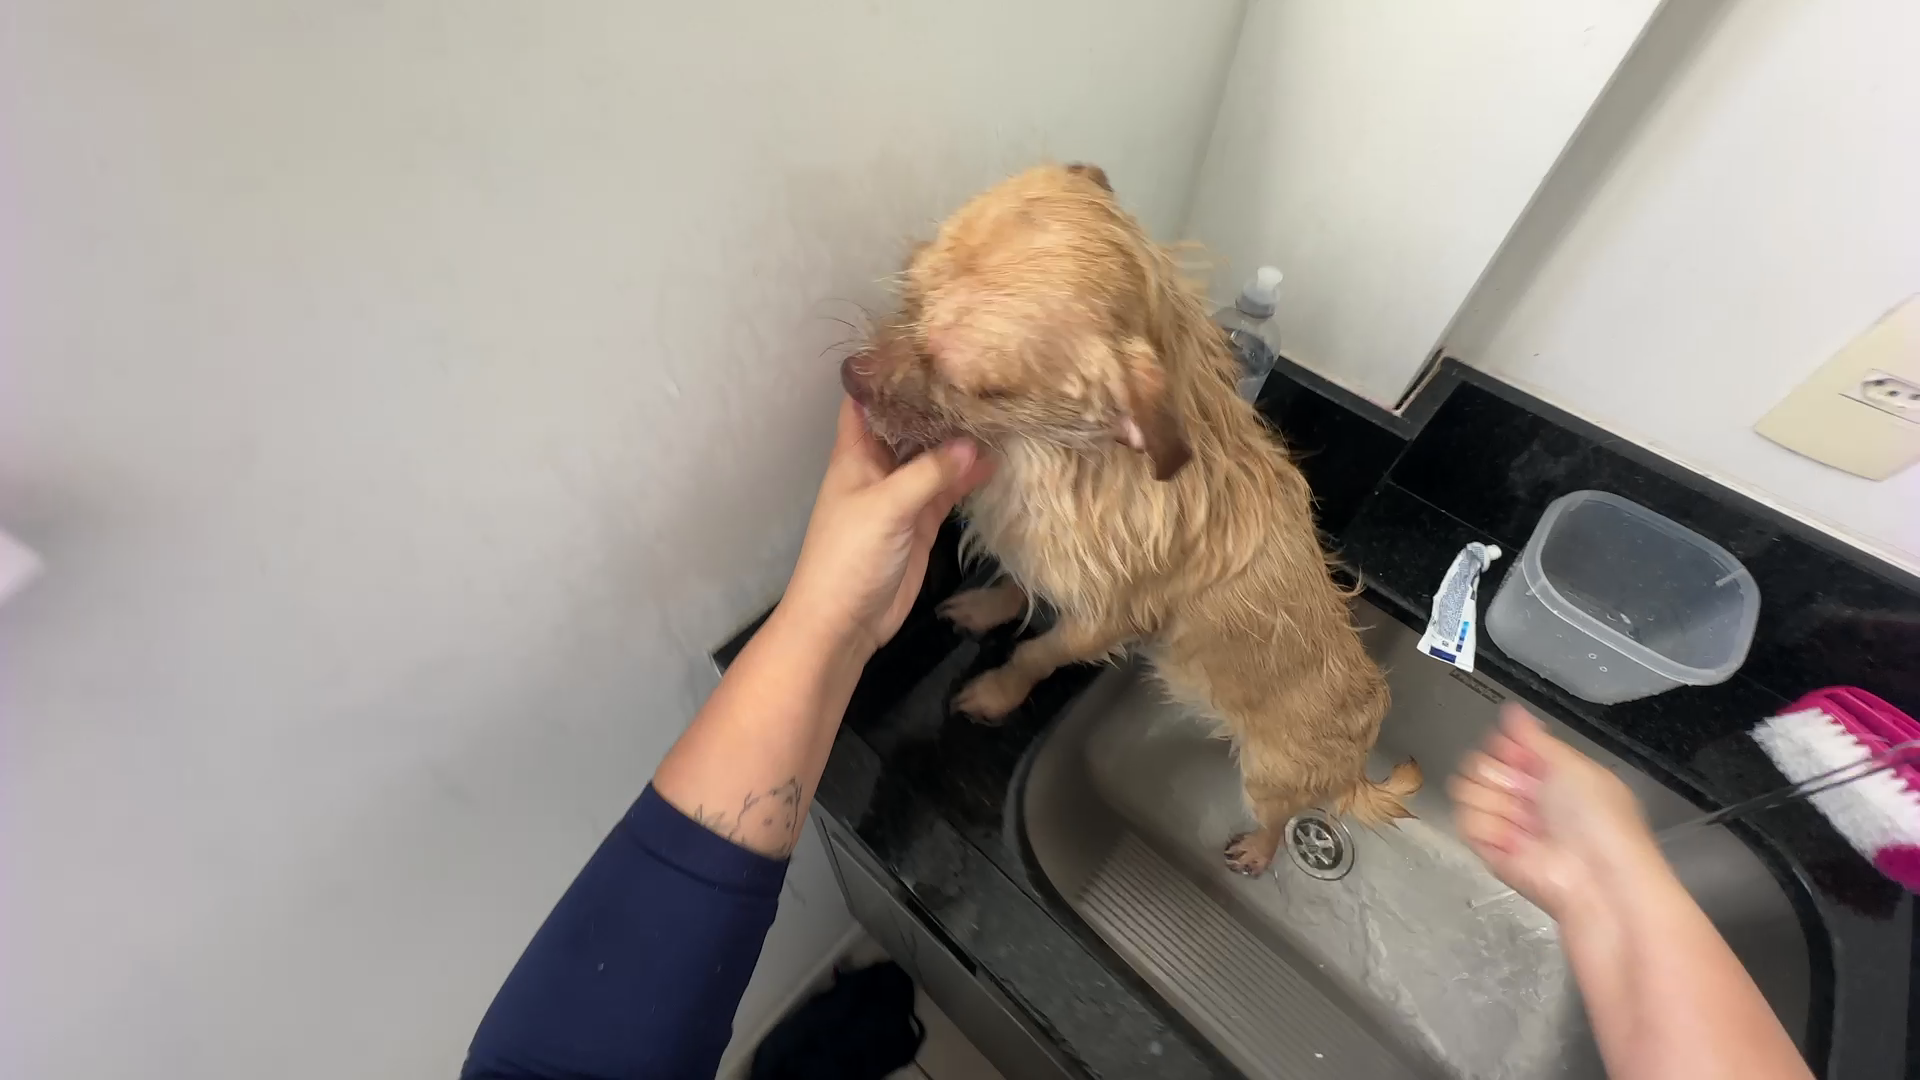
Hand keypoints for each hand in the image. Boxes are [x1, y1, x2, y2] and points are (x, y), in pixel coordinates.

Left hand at [778, 397, 994, 658]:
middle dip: (938, 403)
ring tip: (998, 411)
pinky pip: (948, 489)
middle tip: (981, 374)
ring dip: (959, 440)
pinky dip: (969, 476)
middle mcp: (879, 466)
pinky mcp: (923, 521)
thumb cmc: (848, 557)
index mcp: (855, 453)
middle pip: (909, 424)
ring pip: (933, 457)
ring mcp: (903, 494)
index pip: (868, 398)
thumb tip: (976, 444)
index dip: (890, 372)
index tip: (928, 348)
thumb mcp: (886, 508)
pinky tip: (997, 459)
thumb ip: (930, 474)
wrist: (844, 622)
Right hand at [1449, 704, 1666, 921]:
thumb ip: (1535, 737)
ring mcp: (1502, 819)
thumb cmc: (1599, 822)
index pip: (1499, 743)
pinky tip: (1514, 841)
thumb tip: (1513, 710)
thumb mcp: (1575, 767)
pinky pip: (1463, 820)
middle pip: (1476, 763)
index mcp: (1544, 773)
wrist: (1597, 878)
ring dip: (1495, 804)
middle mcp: (1520, 795)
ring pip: (1465, 789)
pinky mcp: (1485, 844)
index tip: (1522, 758)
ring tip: (1525, 824)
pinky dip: (1489, 829)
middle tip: (1528, 795)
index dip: (1505, 748)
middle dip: (1498, 776)